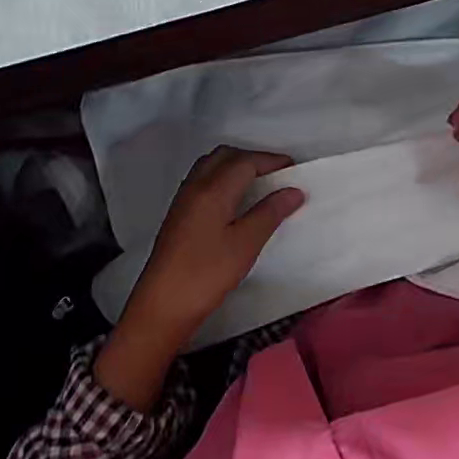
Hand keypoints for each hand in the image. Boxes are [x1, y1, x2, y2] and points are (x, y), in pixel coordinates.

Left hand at [96, 147, 305, 408]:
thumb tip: (293, 190)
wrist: (163, 303)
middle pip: (225, 156)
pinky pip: (202, 180)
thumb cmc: (207, 273)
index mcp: (213, 189)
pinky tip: (234, 201)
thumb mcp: (245, 243)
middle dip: (253, 158)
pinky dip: (222, 178)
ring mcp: (183, 199)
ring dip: (235, 166)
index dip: (271, 161)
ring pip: (211, 166)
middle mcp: (195, 186)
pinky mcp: (178, 214)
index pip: (245, 161)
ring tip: (259, 185)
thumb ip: (270, 212)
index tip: (294, 169)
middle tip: (277, 175)